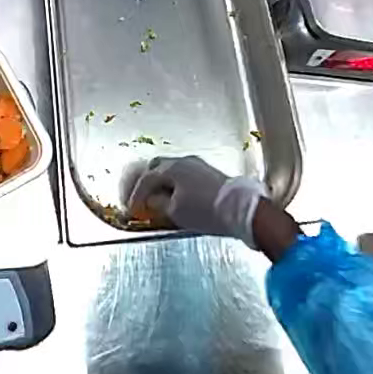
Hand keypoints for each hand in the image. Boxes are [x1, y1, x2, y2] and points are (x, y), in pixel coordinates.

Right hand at [125, 156, 266, 246]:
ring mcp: (198, 166)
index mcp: (171, 168)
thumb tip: (151, 201)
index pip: (146, 178)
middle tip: (141, 196)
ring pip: (172, 170)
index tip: (131, 207)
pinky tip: (177, 196)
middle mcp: (184, 161)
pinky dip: (175, 184)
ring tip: (158, 198)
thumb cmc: (205, 210)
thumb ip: (158, 204)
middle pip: (158, 168)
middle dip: (148, 182)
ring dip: (163, 183)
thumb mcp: (175, 212)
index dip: (136, 194)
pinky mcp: (210, 174)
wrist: (241, 210)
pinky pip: (185, 175)